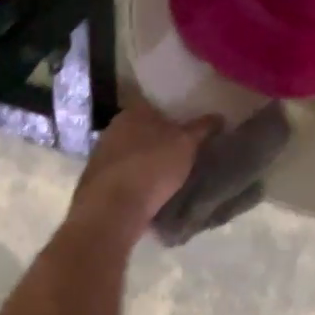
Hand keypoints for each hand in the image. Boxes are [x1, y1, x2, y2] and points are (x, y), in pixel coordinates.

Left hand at [69, 100, 219, 235]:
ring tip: (170, 170)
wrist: (112, 210)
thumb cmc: (153, 166)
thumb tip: (218, 116)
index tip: (190, 124)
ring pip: (132, 149)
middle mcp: (113, 127)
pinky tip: (151, 187)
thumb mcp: (188, 144)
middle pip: (144, 127)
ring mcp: (101, 154)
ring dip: (147, 157)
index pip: (157, 104)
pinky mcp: (96, 179)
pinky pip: (124, 171)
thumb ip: (204, 127)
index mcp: (133, 111)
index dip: (175, 112)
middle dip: (161, 136)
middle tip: (184, 146)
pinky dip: (136, 176)